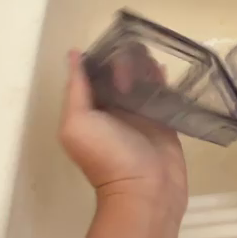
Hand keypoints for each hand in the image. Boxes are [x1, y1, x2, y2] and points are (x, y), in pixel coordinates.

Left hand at [60, 51, 187, 214]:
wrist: (146, 192)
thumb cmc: (108, 157)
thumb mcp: (78, 124)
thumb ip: (75, 89)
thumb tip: (73, 55)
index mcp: (91, 109)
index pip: (93, 74)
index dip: (100, 58)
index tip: (110, 45)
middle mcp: (114, 109)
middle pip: (119, 74)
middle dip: (124, 60)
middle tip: (131, 60)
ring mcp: (140, 114)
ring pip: (141, 80)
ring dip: (144, 66)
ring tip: (149, 59)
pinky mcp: (163, 120)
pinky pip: (162, 93)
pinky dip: (162, 79)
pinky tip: (163, 68)